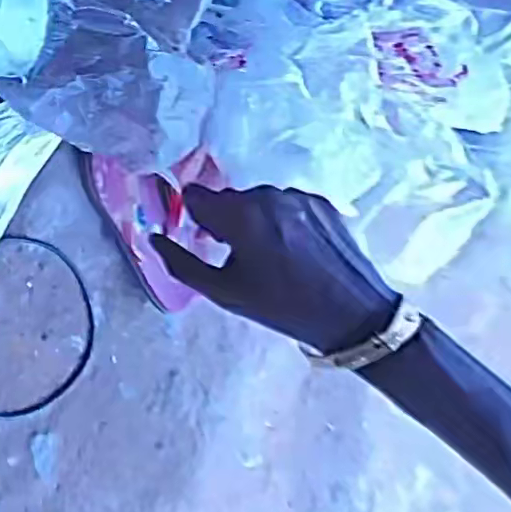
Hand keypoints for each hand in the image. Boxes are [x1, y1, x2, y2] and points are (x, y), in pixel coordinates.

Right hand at [151, 186, 397, 351]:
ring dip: (255, 219)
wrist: (355, 316)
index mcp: (240, 215)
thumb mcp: (225, 293)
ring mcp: (296, 196)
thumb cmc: (283, 306)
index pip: (195, 195)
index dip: (196, 217)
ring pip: (255, 200)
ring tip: (271, 254)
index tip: (207, 239)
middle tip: (240, 255)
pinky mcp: (320, 200)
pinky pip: (284, 202)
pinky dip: (282, 219)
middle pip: (227, 198)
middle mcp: (266, 196)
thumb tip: (154, 239)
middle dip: (226, 221)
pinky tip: (295, 247)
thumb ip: (181, 263)